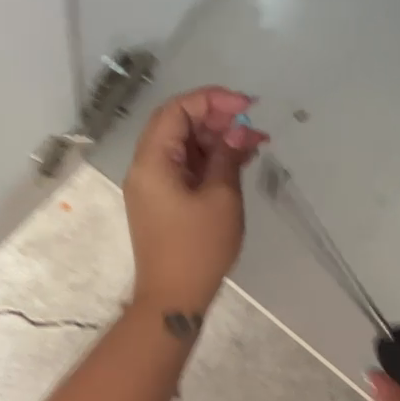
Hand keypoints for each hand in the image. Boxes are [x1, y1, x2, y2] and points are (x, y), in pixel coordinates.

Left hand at [122, 87, 268, 313]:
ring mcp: (151, 188)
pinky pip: (183, 169)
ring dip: (216, 141)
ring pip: (182, 147)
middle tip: (252, 128)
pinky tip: (239, 162)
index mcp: (151, 163)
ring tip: (255, 146)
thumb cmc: (197, 250)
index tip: (246, 107)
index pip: (176, 110)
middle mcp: (144, 170)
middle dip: (216, 120)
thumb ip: (228, 156)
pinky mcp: (161, 203)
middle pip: (177, 125)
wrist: (172, 300)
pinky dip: (208, 162)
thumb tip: (237, 132)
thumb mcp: (221, 198)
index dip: (212, 100)